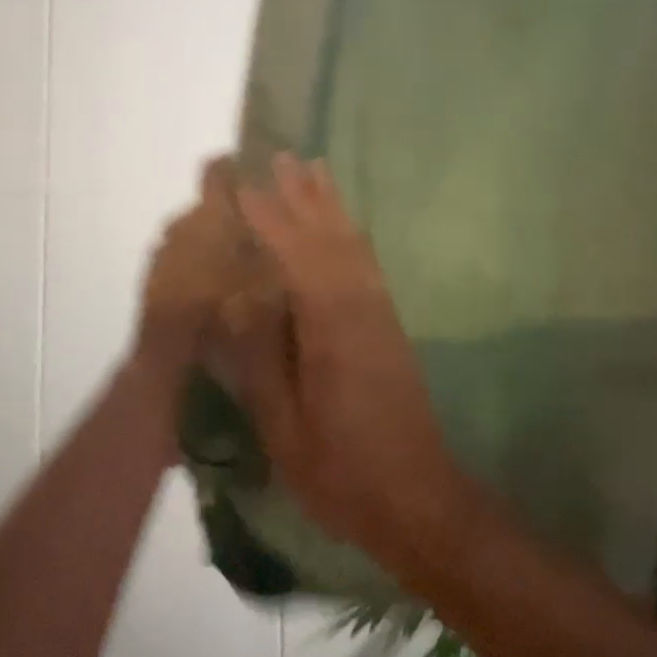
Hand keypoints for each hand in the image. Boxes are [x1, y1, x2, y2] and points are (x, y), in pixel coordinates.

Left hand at [135, 158, 264, 378]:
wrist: (171, 350)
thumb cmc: (227, 306)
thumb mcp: (272, 278)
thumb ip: (282, 246)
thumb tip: (295, 225)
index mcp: (212, 212)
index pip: (218, 170)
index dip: (236, 167)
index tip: (256, 175)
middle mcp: (183, 221)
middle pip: (208, 205)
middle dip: (231, 215)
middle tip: (259, 236)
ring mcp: (164, 249)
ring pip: (194, 233)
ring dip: (212, 244)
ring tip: (237, 269)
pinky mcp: (152, 276)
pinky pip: (181, 259)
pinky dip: (196, 266)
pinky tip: (213, 291)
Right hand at [225, 154, 470, 561]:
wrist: (417, 500)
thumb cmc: (341, 470)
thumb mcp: (284, 427)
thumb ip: (260, 361)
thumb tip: (239, 301)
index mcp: (332, 327)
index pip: (294, 256)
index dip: (267, 218)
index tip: (241, 183)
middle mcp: (361, 308)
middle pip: (329, 237)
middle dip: (303, 195)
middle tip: (280, 156)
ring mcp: (380, 315)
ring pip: (353, 244)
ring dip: (331, 205)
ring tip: (312, 170)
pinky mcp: (389, 328)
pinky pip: (365, 263)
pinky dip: (350, 233)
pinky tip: (341, 228)